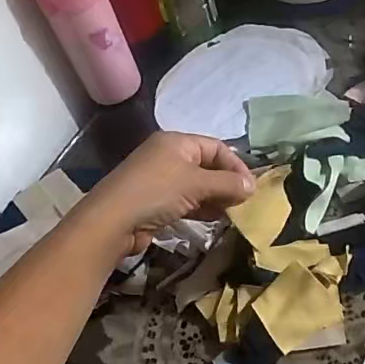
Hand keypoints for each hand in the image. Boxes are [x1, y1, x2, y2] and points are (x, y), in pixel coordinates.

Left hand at [73, 132, 254, 255]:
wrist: (112, 221)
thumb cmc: (156, 192)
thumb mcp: (196, 184)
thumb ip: (227, 183)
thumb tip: (252, 186)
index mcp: (175, 142)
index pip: (216, 147)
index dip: (236, 165)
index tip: (252, 187)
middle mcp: (166, 157)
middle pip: (206, 166)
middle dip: (226, 183)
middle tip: (245, 203)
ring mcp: (158, 181)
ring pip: (196, 186)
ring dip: (215, 198)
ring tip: (234, 214)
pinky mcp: (153, 203)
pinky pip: (184, 202)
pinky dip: (200, 209)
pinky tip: (214, 220)